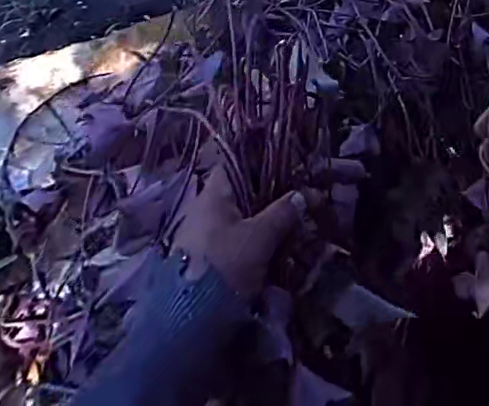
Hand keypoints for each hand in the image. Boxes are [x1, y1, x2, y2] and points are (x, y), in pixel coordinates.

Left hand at [171, 155, 323, 296]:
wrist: (184, 329)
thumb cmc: (224, 268)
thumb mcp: (260, 238)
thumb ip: (283, 212)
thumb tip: (303, 194)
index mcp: (212, 195)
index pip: (237, 162)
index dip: (263, 159)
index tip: (289, 164)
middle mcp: (203, 210)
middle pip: (242, 192)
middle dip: (270, 196)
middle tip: (298, 200)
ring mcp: (201, 238)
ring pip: (240, 219)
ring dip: (265, 222)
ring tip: (293, 227)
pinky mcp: (204, 263)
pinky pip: (235, 242)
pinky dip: (254, 243)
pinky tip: (274, 251)